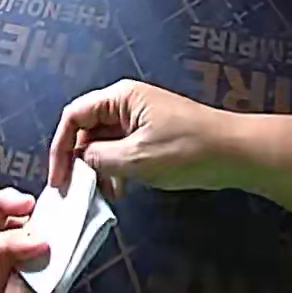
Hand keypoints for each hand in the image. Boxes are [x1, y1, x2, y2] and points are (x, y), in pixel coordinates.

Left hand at [0, 189, 58, 292]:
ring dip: (24, 219)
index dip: (10, 243)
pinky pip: (33, 258)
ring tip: (45, 212)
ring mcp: (2, 289)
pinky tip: (57, 235)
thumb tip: (34, 255)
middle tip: (30, 202)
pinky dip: (44, 240)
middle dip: (3, 209)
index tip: (40, 245)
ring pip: (6, 235)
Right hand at [48, 80, 239, 196]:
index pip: (74, 115)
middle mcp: (125, 102)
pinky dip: (114, 168)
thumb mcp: (137, 158)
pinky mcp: (149, 134)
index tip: (58, 179)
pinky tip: (118, 191)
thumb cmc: (186, 149)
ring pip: (103, 140)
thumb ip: (101, 159)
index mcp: (119, 97)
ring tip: (98, 195)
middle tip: (73, 192)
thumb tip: (79, 160)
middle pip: (87, 127)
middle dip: (77, 158)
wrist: (233, 152)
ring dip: (96, 167)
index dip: (60, 146)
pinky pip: (120, 148)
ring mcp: (138, 117)